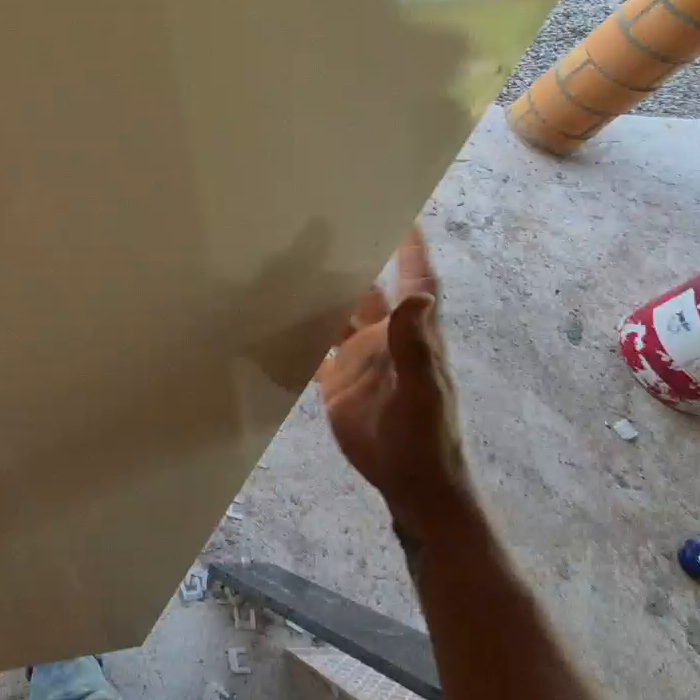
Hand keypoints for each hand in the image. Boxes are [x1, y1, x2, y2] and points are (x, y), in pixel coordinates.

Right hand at [316, 228, 472, 538]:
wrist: (411, 483)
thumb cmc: (426, 438)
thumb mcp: (423, 393)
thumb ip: (416, 348)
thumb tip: (417, 296)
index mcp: (412, 337)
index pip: (416, 283)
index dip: (413, 251)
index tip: (406, 215)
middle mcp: (383, 339)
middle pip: (369, 289)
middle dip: (356, 258)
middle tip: (328, 225)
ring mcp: (357, 359)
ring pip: (337, 313)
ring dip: (321, 291)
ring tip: (290, 261)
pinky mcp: (335, 379)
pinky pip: (313, 346)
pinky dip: (296, 331)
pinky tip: (272, 316)